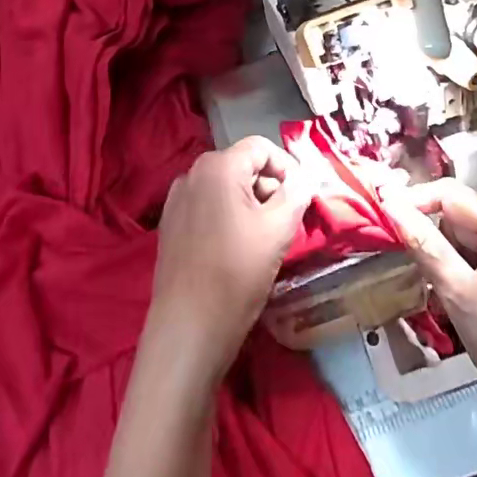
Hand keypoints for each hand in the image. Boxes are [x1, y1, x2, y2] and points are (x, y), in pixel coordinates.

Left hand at [147, 137, 313, 380]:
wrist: (188, 329)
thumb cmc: (237, 274)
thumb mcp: (279, 228)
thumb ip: (298, 192)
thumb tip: (306, 175)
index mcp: (217, 167)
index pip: (262, 147)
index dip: (287, 167)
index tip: (301, 198)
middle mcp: (192, 174)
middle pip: (243, 165)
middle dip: (270, 187)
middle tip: (286, 222)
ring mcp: (177, 200)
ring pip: (226, 187)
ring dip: (251, 204)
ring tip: (264, 239)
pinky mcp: (170, 225)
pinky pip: (208, 206)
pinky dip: (228, 216)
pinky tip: (237, 248)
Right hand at [387, 182, 476, 447]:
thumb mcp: (460, 298)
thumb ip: (426, 247)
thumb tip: (393, 205)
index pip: (456, 196)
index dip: (417, 200)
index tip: (385, 214)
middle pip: (468, 217)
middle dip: (437, 236)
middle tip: (413, 266)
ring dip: (453, 256)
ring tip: (443, 294)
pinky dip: (471, 270)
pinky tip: (464, 300)